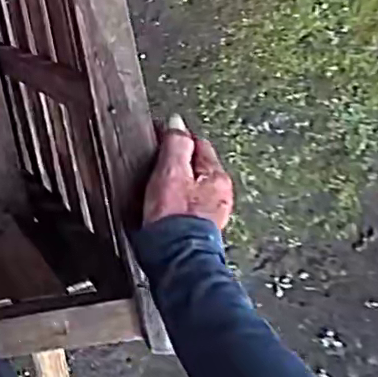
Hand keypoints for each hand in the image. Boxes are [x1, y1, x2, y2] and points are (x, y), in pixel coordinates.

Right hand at [142, 113, 233, 231]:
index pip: (197, 143)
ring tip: (159, 180)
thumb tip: (176, 123)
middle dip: (179, 159)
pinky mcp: (200, 223)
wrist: (175, 253)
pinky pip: (189, 201)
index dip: (176, 136)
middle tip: (157, 158)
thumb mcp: (169, 171)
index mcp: (216, 175)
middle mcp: (220, 192)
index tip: (158, 134)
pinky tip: (165, 201)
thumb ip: (175, 144)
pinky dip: (178, 196)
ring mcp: (212, 209)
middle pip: (197, 164)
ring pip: (194, 183)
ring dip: (179, 179)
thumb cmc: (173, 214)